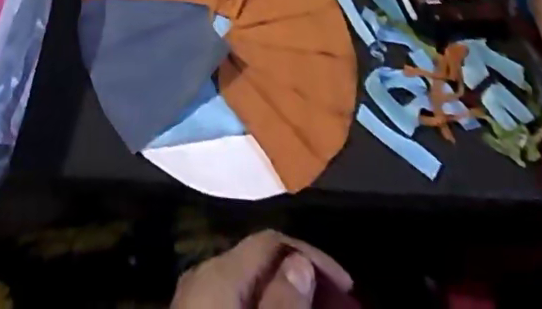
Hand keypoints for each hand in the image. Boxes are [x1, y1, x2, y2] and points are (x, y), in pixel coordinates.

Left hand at [172, 231, 351, 308]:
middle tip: (337, 305)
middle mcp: (203, 276)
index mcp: (219, 272)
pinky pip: (234, 303)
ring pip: (248, 285)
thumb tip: (300, 264)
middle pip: (259, 262)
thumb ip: (283, 303)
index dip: (313, 255)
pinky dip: (260, 308)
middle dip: (300, 278)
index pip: (271, 241)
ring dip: (282, 298)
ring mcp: (193, 301)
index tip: (348, 288)